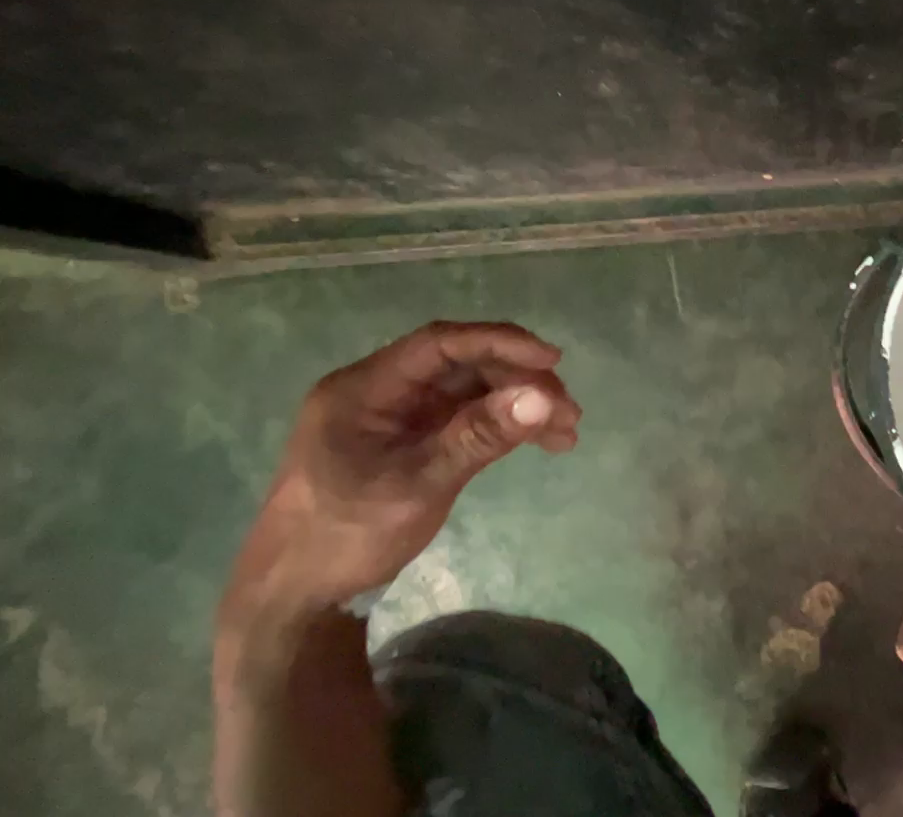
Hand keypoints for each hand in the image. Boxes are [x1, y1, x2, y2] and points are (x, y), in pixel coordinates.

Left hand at [245, 321, 581, 607]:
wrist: (296, 596)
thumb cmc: (346, 536)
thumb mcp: (419, 485)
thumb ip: (480, 436)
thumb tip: (544, 398)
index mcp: (364, 389)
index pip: (441, 344)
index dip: (500, 343)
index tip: (553, 360)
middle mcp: (382, 392)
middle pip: (464, 366)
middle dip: (521, 381)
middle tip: (568, 411)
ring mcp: (399, 416)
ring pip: (473, 391)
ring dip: (521, 404)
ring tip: (566, 432)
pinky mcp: (414, 439)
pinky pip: (469, 417)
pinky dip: (506, 425)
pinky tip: (543, 441)